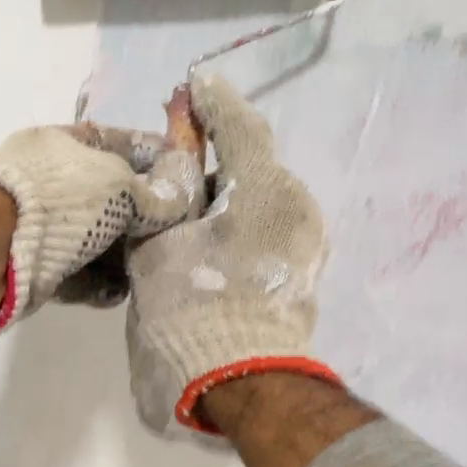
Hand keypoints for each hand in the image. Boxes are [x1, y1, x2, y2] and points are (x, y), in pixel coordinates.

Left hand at [0, 124, 203, 330]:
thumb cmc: (59, 199)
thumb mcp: (120, 185)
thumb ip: (155, 193)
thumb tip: (179, 199)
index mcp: (61, 144)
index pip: (118, 143)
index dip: (155, 158)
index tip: (186, 179)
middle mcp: (44, 180)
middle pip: (104, 198)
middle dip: (140, 219)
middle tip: (172, 236)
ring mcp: (31, 223)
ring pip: (88, 239)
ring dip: (120, 256)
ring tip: (150, 270)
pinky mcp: (26, 264)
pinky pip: (70, 272)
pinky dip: (95, 283)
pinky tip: (116, 292)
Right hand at [125, 75, 339, 435]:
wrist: (238, 382)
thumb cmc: (190, 306)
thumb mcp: (159, 243)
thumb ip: (167, 192)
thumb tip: (175, 153)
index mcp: (264, 189)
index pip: (240, 127)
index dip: (213, 104)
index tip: (193, 84)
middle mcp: (297, 205)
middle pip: (250, 166)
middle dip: (211, 162)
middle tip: (169, 167)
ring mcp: (306, 240)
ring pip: (257, 199)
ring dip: (221, 198)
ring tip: (178, 216)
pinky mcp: (303, 269)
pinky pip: (264, 227)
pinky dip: (233, 223)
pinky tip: (200, 243)